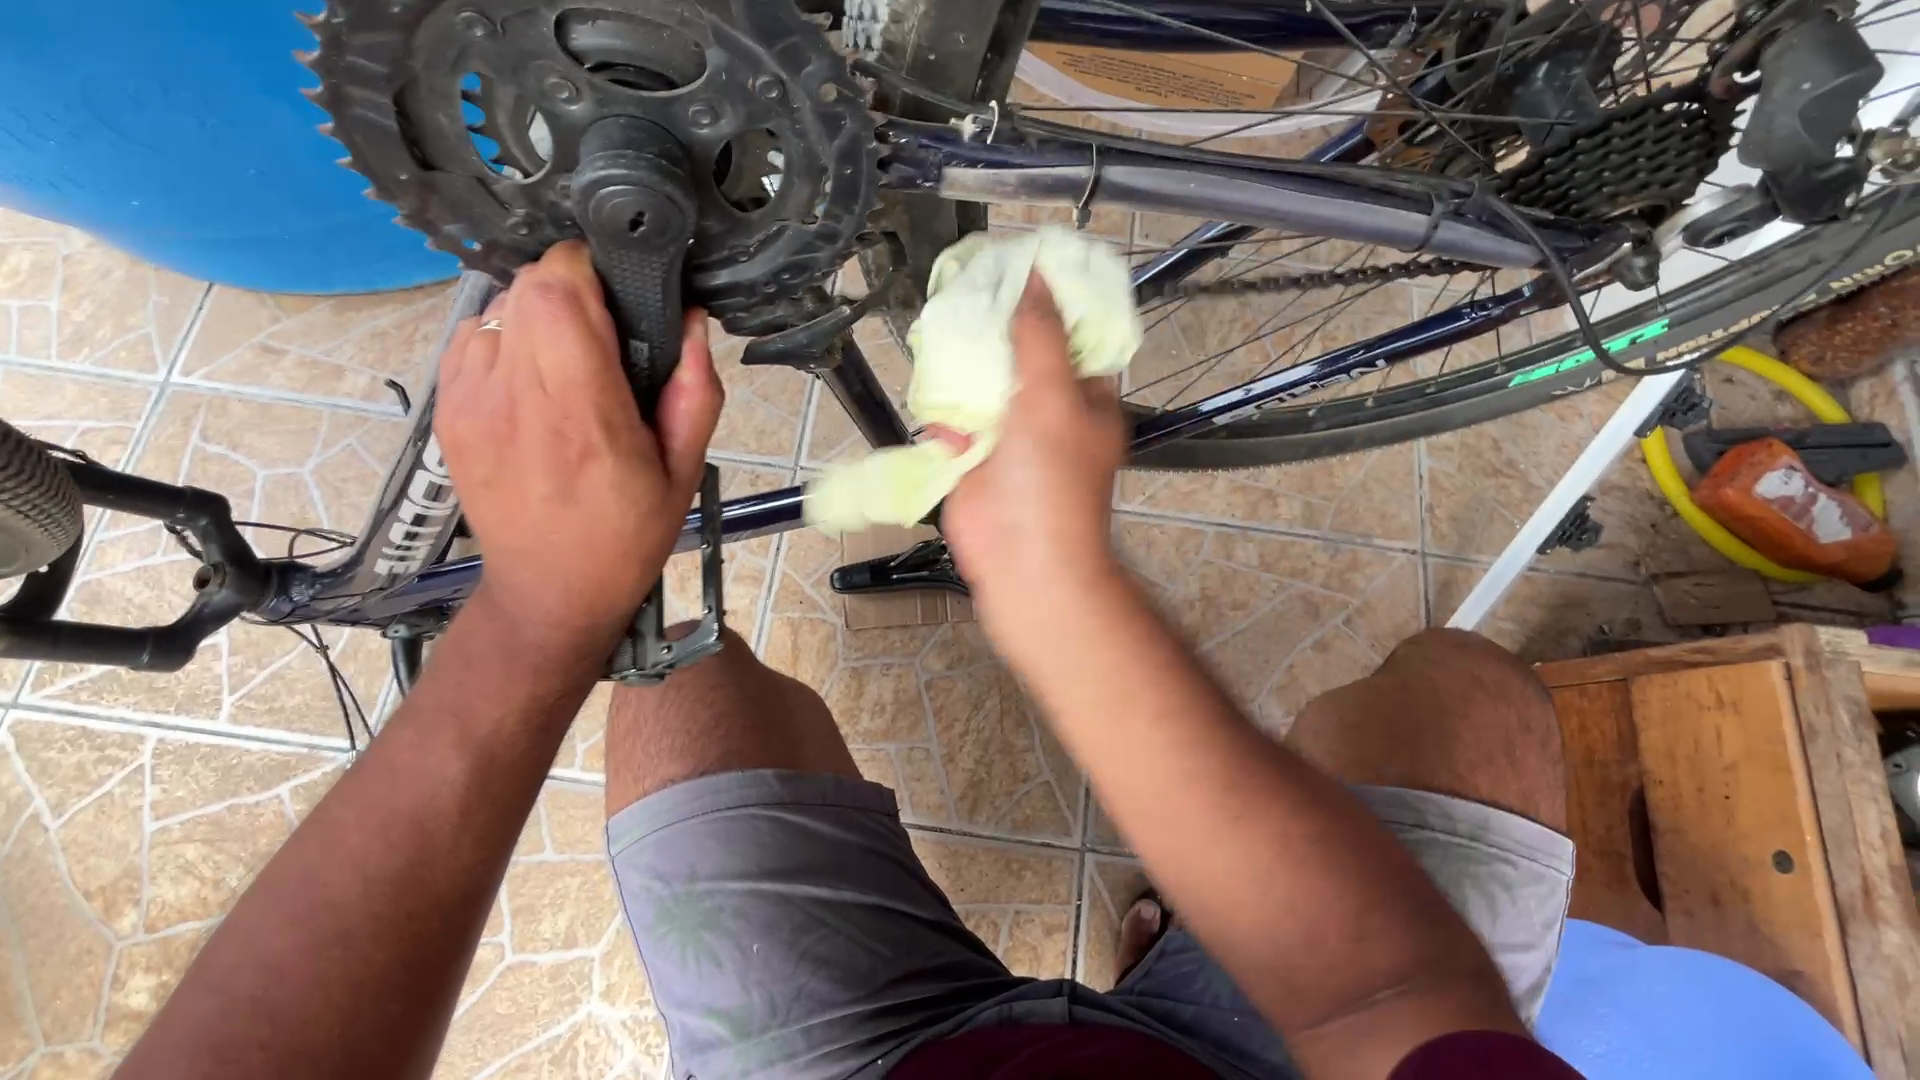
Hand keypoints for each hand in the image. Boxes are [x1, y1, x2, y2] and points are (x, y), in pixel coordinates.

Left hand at [434, 241, 722, 649]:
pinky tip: (533, 380)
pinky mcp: (447, 412)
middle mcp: (517, 398)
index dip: (592, 270)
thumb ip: (694, 391)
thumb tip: (690, 318)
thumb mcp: (684, 470)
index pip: (560, 290)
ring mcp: (470, 403)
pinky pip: (472, 338)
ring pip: (497, 306)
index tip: (622, 294)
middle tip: (605, 327)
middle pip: (526, 286)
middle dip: (571, 287)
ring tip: (568, 359)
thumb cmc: (628, 534)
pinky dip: (506, 340)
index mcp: (584, 414)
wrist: (550, 590)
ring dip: (538, 313)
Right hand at [940, 274, 1128, 643]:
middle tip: (967, 290)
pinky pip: (953, 422)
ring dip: (962, 366)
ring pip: (981, 385)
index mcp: (1084, 395)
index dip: (1047, 301)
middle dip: (994, 328)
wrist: (1022, 561)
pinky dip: (941, 413)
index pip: (1070, 334)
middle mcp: (1048, 411)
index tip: (1017, 266)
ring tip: (942, 328)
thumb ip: (1040, 335)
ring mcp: (1009, 436)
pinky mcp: (973, 458)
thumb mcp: (1053, 396)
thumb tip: (1035, 278)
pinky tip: (933, 396)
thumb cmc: (1053, 484)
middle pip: (1018, 354)